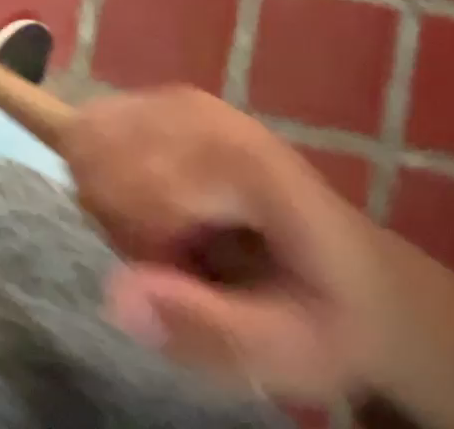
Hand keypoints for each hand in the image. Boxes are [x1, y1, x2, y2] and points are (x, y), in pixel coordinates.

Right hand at [60, 87, 404, 401]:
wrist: (365, 280)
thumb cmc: (328, 319)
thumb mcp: (285, 352)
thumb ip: (205, 328)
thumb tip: (114, 294)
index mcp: (242, 163)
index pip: (122, 177)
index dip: (131, 236)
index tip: (177, 273)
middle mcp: (206, 113)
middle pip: (95, 147)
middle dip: (112, 210)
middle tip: (170, 255)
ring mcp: (184, 100)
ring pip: (88, 134)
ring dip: (107, 192)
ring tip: (163, 230)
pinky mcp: (168, 101)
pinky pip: (95, 125)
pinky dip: (105, 171)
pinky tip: (149, 200)